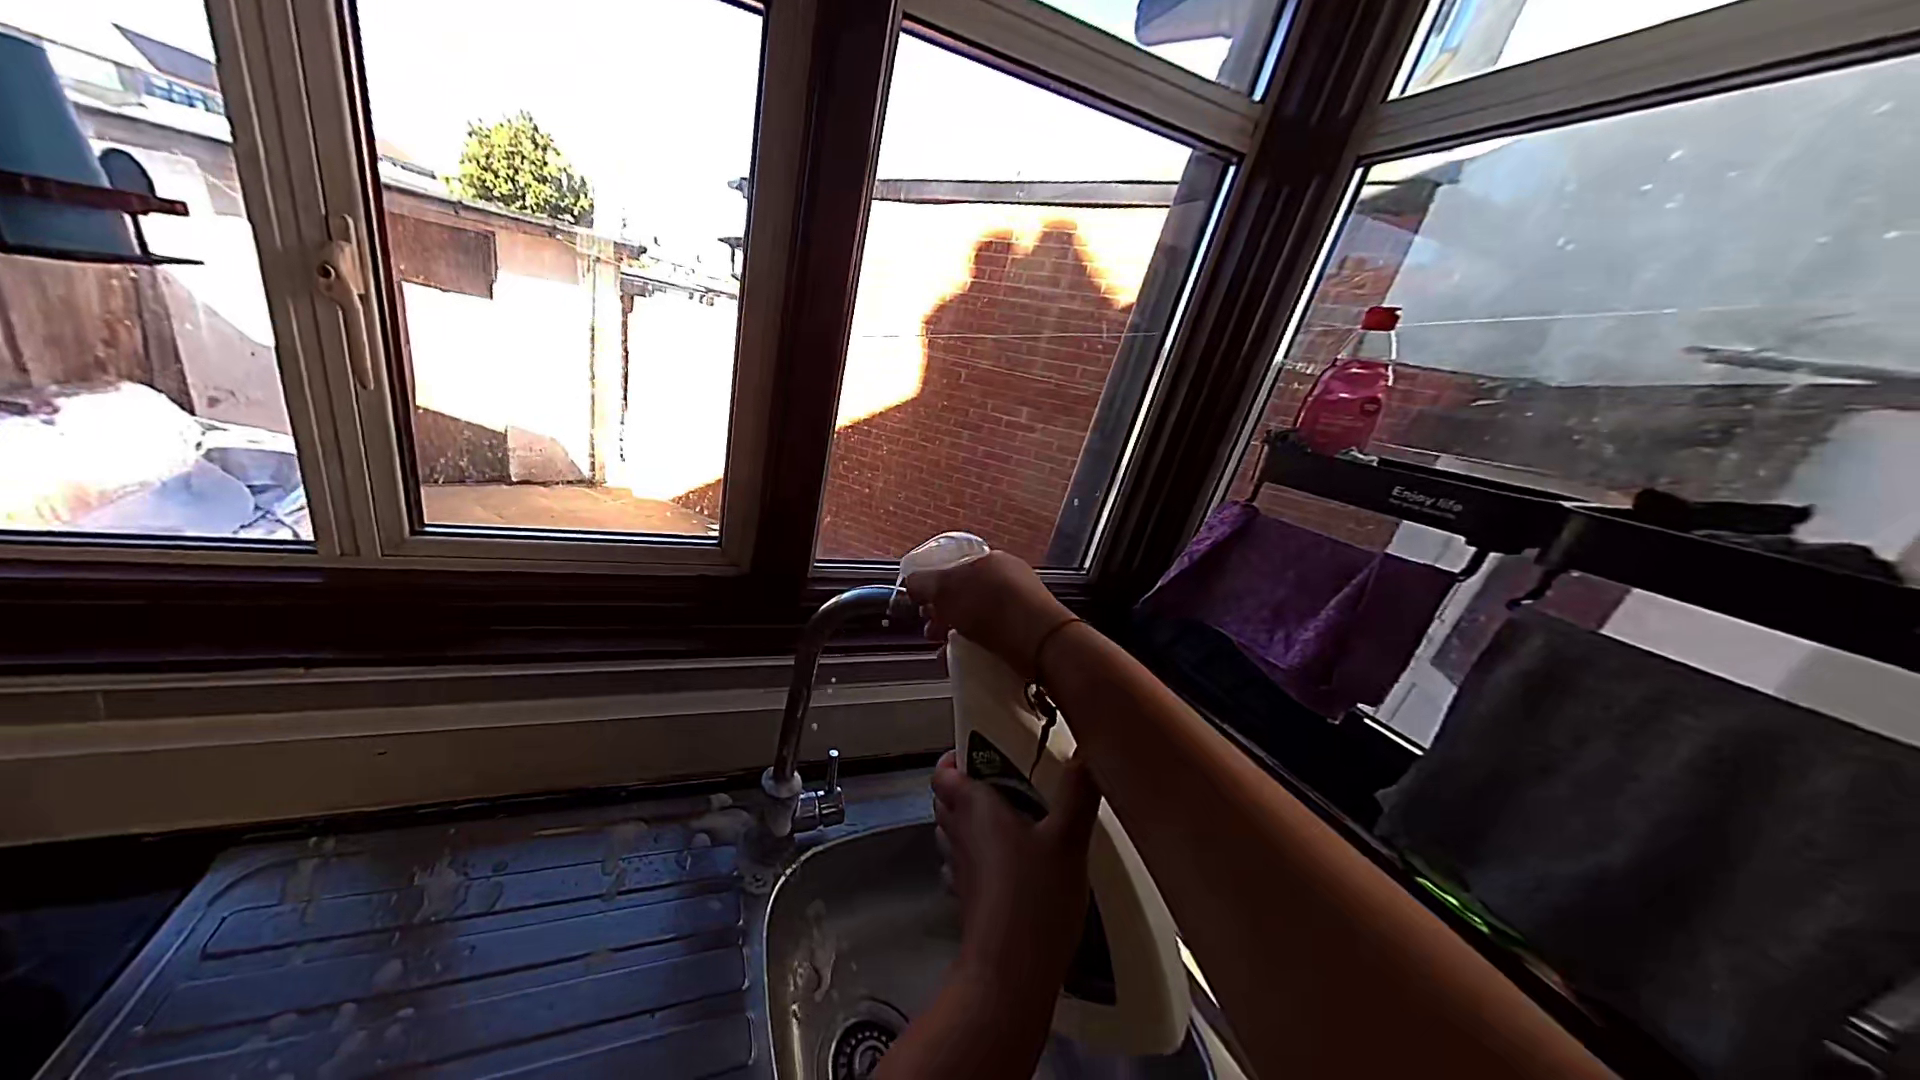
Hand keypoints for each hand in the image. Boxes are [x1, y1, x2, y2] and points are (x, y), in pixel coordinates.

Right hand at [905, 551, 1075, 678]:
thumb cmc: (994, 608)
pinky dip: (977, 646)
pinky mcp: (1028, 632)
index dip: (934, 586)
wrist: (1042, 643)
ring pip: (979, 618)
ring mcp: (1021, 605)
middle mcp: (1009, 578)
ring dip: (957, 633)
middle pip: (966, 595)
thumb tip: (912, 583)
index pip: (956, 568)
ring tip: (944, 650)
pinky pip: (995, 636)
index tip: (922, 605)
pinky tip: (965, 659)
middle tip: (931, 630)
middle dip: (943, 614)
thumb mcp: (946, 590)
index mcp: (991, 559)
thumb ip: (923, 583)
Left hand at [931, 748, 1102, 996]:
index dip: (955, 759)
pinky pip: (961, 861)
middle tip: (1004, 780)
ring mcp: (958, 866)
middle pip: (945, 798)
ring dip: (968, 819)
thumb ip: (1078, 793)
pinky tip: (1005, 861)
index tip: (981, 752)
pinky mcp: (965, 895)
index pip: (943, 773)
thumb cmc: (1035, 896)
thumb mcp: (1068, 839)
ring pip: (950, 829)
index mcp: (974, 807)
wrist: (1010, 973)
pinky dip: (974, 853)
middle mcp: (958, 832)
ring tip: (1007, 816)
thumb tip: (1088, 751)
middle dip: (966, 785)